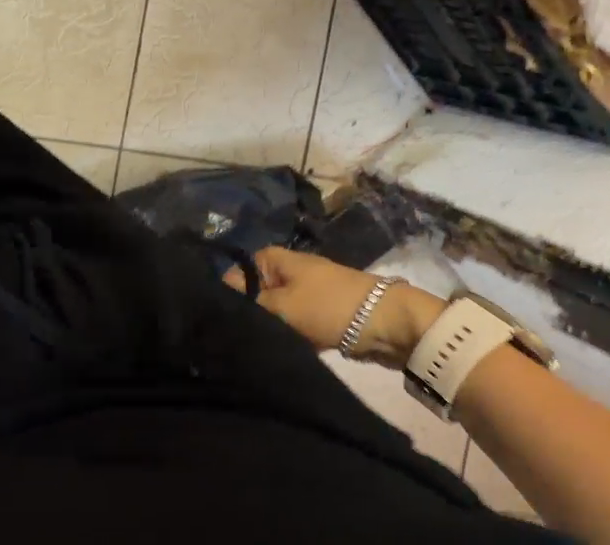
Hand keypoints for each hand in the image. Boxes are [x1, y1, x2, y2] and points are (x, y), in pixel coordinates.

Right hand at [227, 247, 445, 368]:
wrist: (390, 324)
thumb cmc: (329, 307)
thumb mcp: (281, 305)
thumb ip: (248, 303)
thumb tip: (219, 300)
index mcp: (273, 258)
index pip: (235, 274)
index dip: (229, 296)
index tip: (227, 320)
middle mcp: (286, 270)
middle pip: (256, 295)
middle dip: (253, 316)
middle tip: (247, 337)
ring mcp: (305, 292)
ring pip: (277, 312)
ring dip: (275, 329)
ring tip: (267, 346)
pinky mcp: (321, 313)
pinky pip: (296, 324)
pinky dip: (294, 336)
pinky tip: (289, 350)